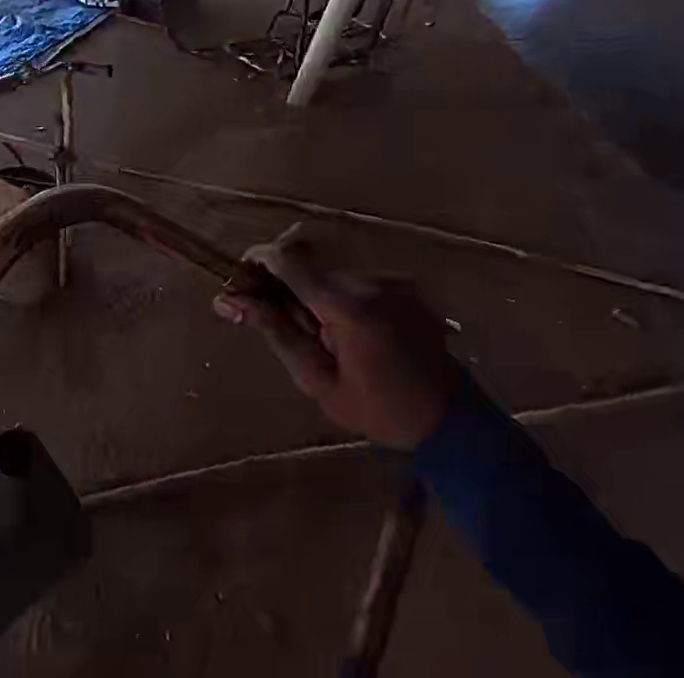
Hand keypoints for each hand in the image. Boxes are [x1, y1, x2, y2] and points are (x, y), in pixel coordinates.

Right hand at [215, 228, 460, 449]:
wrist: (456, 425)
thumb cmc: (380, 410)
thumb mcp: (316, 380)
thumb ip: (274, 331)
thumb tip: (228, 299)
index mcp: (349, 307)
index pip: (288, 259)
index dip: (255, 262)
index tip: (238, 282)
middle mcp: (372, 282)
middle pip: (306, 266)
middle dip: (282, 287)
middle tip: (276, 322)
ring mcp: (393, 281)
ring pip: (327, 273)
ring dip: (311, 295)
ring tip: (321, 335)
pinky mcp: (405, 286)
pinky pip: (352, 281)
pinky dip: (336, 298)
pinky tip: (346, 332)